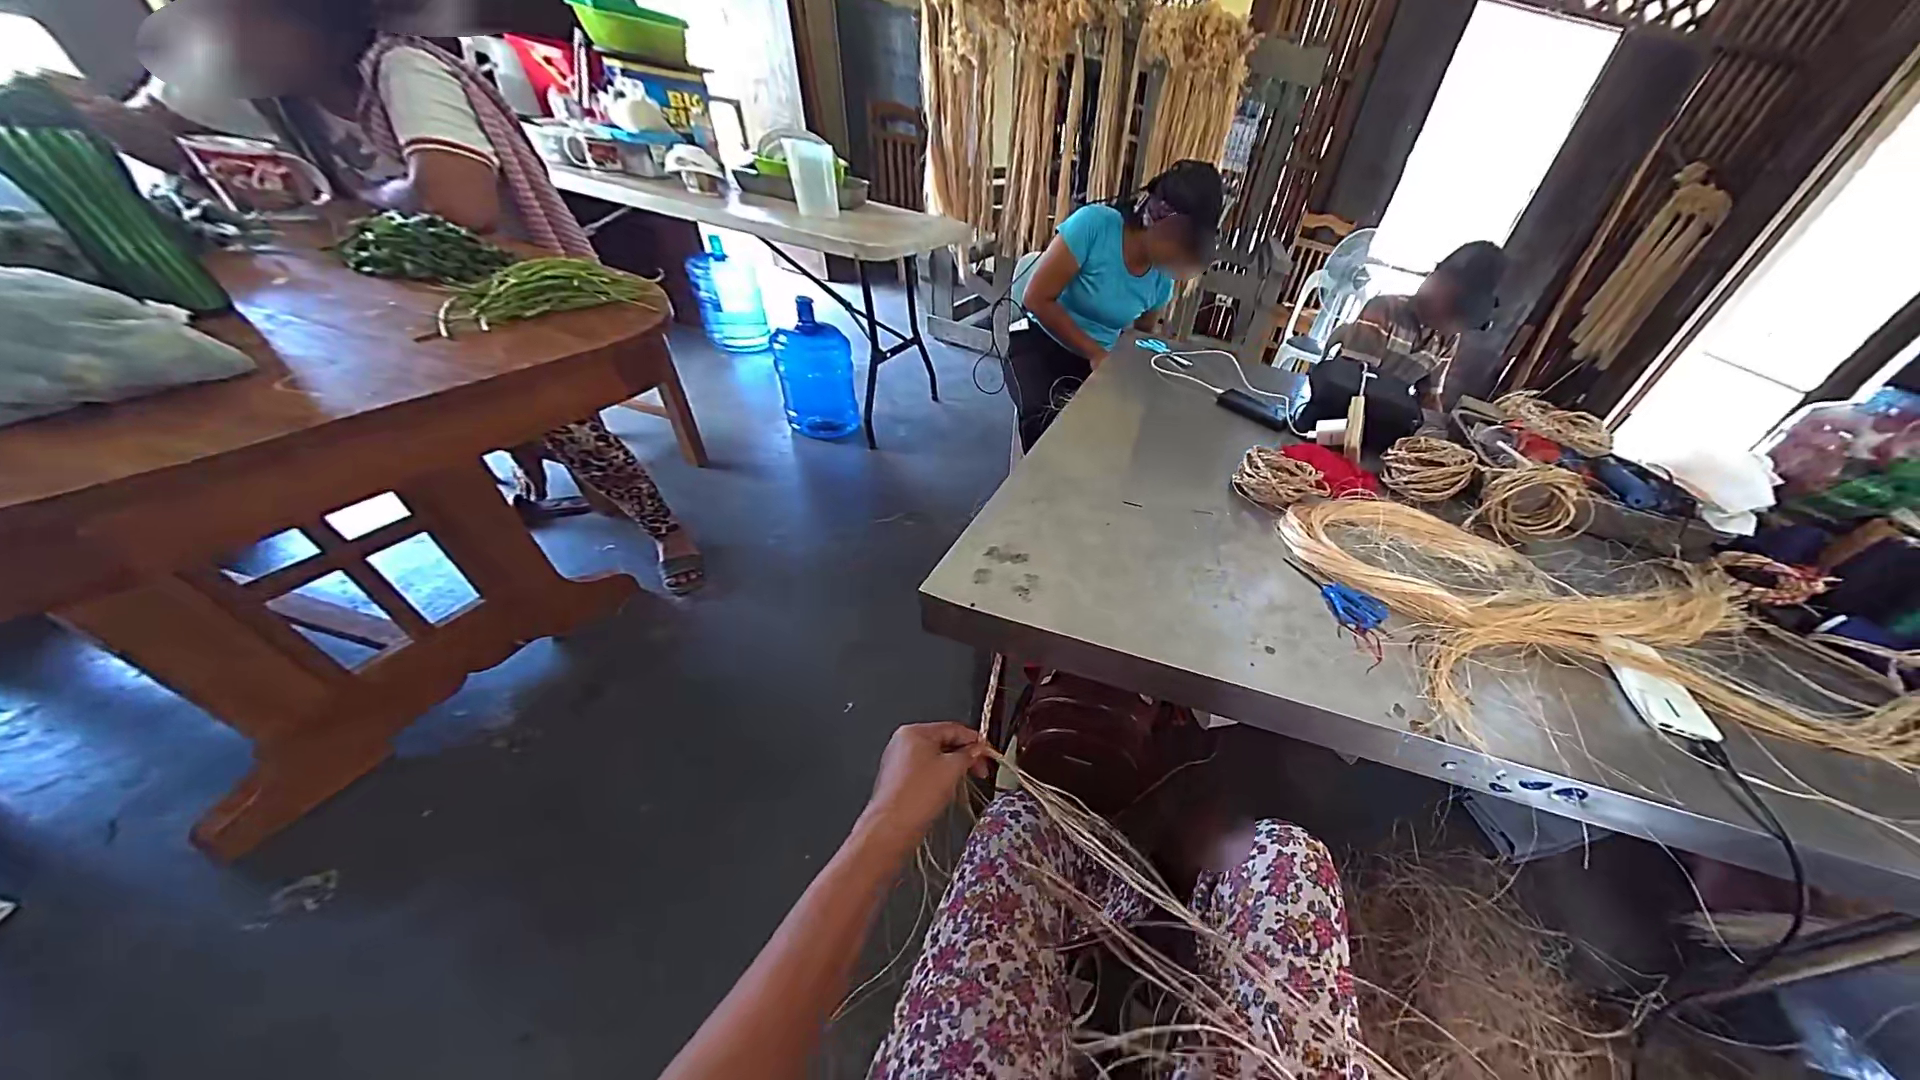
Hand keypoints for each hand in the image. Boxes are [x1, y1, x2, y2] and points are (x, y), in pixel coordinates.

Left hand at [858, 723, 990, 848]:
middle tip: (979, 767)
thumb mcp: (952, 769)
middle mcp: (903, 742)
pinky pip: (924, 771)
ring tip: (963, 780)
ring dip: (951, 767)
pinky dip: (938, 776)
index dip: (973, 739)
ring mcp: (898, 760)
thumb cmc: (916, 796)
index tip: (985, 750)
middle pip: (942, 741)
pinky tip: (945, 789)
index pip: (952, 728)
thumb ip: (968, 755)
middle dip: (963, 755)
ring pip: (933, 757)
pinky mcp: (898, 779)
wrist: (893, 827)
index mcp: (914, 732)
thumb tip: (975, 750)